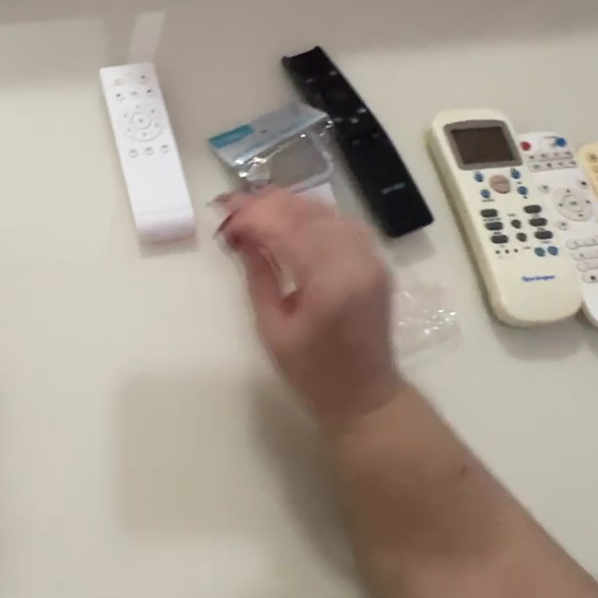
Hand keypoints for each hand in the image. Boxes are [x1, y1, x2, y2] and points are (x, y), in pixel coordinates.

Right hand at [217, 189, 402, 433]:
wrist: (364, 393)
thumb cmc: (312, 371)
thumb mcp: (272, 328)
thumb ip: (259, 276)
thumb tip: (242, 239)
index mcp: (329, 284)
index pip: (286, 230)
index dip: (251, 217)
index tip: (223, 218)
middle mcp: (356, 262)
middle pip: (306, 214)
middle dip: (266, 204)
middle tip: (231, 206)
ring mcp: (371, 259)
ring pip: (325, 212)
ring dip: (288, 204)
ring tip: (253, 206)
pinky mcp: (374, 261)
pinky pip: (341, 222)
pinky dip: (311, 214)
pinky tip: (288, 217)